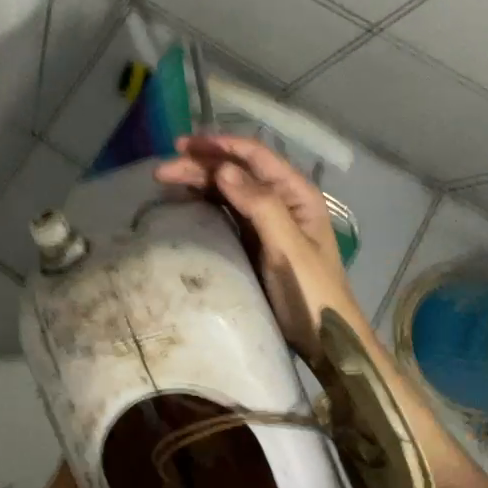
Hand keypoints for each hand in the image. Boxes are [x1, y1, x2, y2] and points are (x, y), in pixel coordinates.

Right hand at [154, 134, 359, 358]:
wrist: (325, 342)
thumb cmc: (312, 293)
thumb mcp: (288, 248)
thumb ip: (260, 204)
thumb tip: (223, 168)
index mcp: (296, 193)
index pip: (254, 155)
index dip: (219, 145)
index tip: (183, 146)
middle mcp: (282, 198)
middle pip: (237, 169)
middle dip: (201, 163)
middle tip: (161, 171)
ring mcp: (267, 218)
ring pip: (227, 186)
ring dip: (198, 179)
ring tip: (165, 180)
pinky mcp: (254, 238)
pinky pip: (225, 208)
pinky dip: (203, 199)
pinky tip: (184, 199)